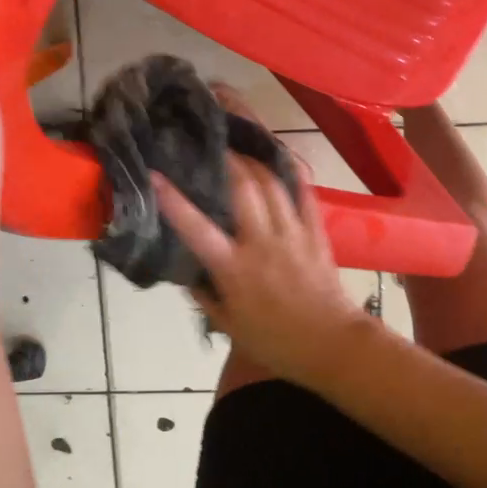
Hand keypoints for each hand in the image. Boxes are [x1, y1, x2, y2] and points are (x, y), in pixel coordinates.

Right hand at [157, 155, 375, 385]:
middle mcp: (261, 242)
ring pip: (271, 183)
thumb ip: (204, 296)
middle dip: (225, 158)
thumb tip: (185, 272)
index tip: (154, 174)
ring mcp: (291, 233)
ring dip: (253, 160)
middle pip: (242, 187)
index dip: (172, 199)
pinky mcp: (315, 232)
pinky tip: (282, 156)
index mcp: (233, 267)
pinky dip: (293, 172)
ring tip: (241, 145)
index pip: (196, 227)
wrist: (331, 346)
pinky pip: (304, 193)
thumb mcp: (229, 326)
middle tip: (212, 142)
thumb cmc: (276, 342)